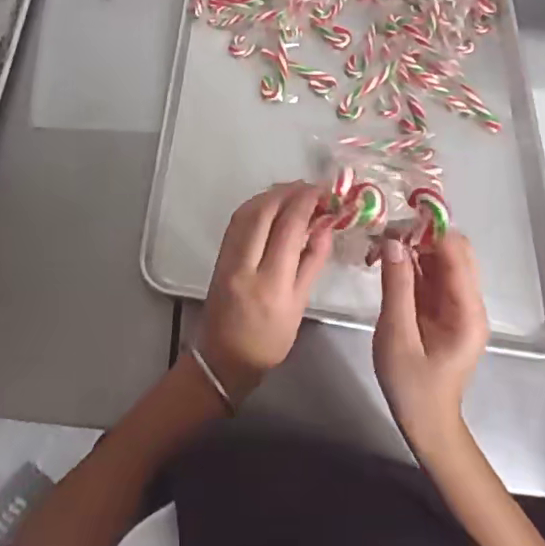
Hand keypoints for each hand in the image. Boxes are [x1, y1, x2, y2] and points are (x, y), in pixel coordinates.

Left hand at [202, 182, 332, 396]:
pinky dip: (254, 207)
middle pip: (263, 213)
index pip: (288, 228)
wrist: (222, 358)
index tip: (323, 191)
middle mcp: (244, 265)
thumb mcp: (299, 306)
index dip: (306, 203)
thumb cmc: (268, 341)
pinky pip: (236, 223)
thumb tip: (326, 226)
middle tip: (309, 187)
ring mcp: (227, 259)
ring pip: (245, 213)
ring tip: (293, 192)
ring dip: (269, 196)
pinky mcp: (218, 257)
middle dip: (287, 193)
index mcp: (270, 283)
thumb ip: (311, 263)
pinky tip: (270, 205)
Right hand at [374, 233, 489, 456]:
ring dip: (414, 248)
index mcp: (467, 311)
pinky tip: (388, 261)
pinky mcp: (443, 311)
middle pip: (454, 252)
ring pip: (441, 262)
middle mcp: (469, 303)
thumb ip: (396, 288)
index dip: (430, 230)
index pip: (456, 253)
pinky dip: (411, 264)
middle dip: (421, 235)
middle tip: (384, 232)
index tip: (396, 218)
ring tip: (381, 243)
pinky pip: (431, 277)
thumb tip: (394, 242)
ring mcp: (457, 307)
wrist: (426, 422)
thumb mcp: (397, 336)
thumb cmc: (411, 385)